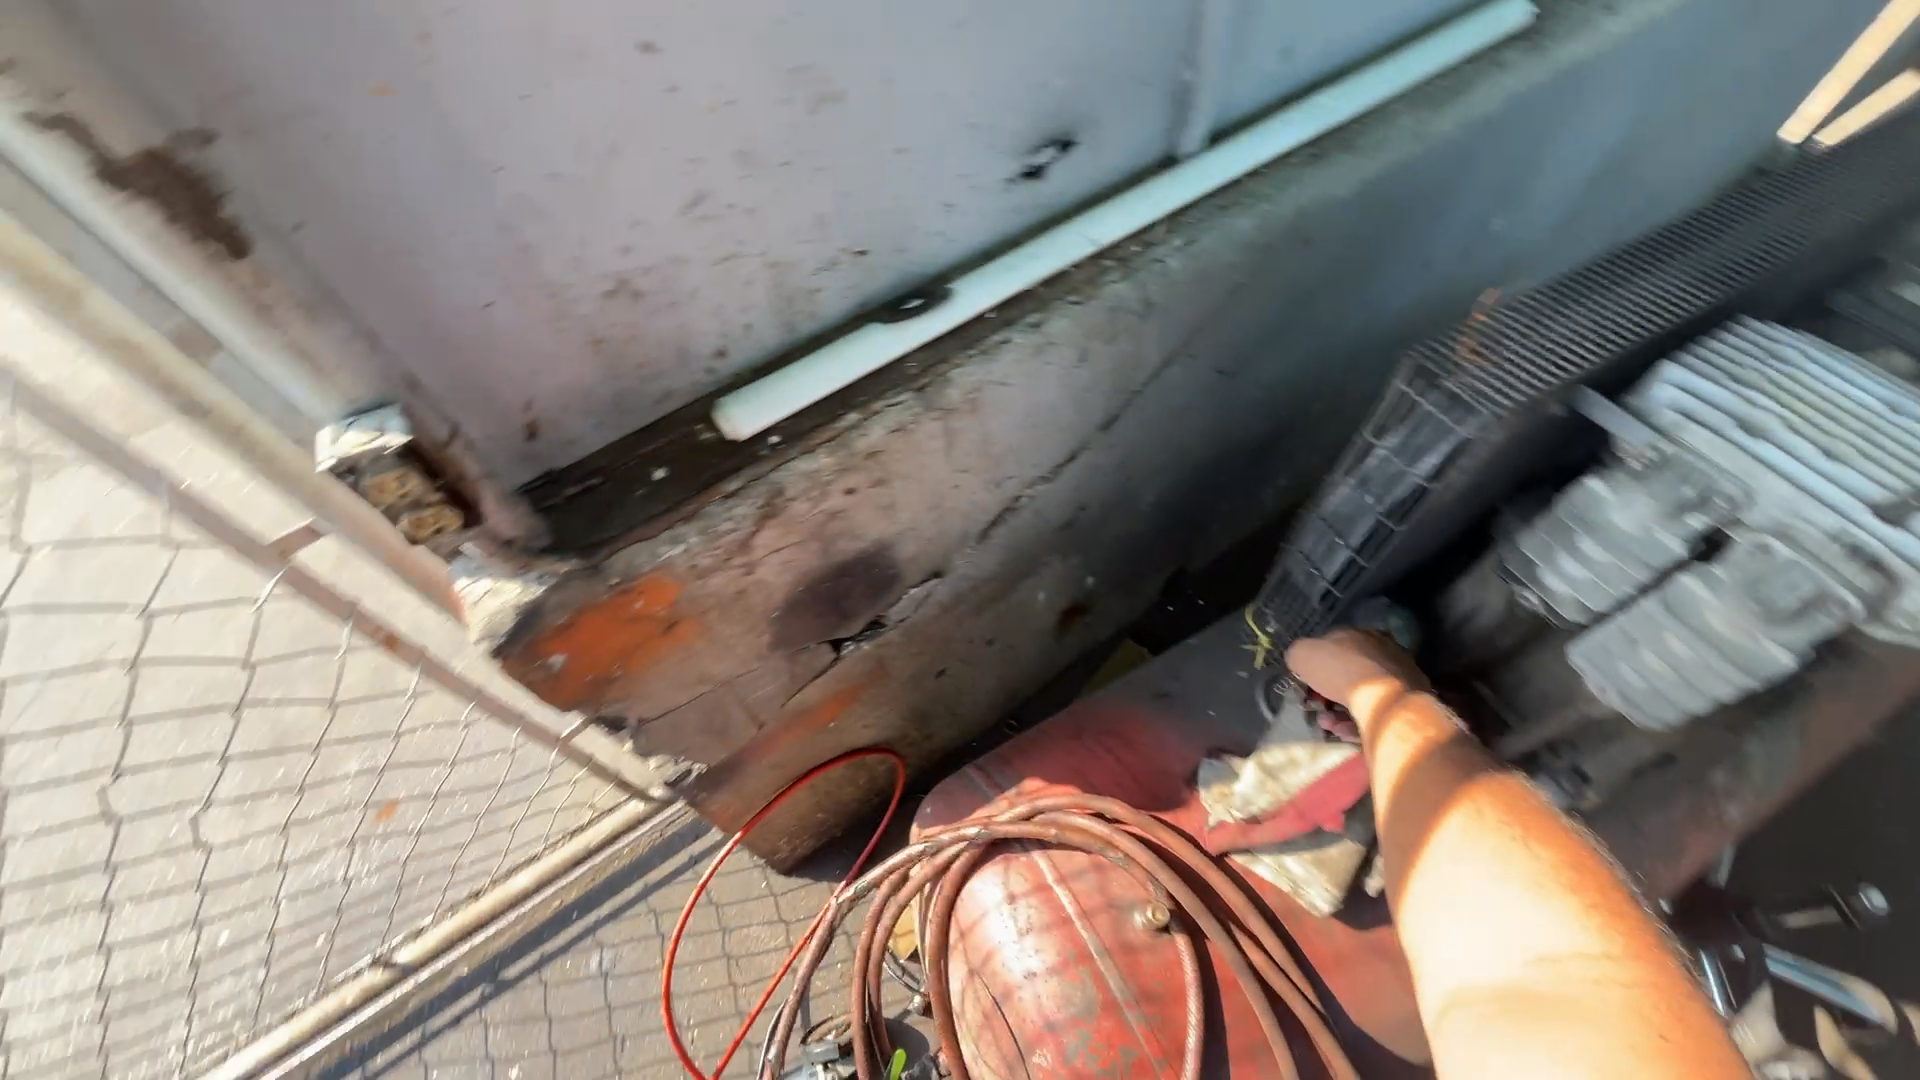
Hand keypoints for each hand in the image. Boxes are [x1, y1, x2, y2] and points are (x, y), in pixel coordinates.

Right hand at [1284, 629, 1426, 719]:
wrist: (1384, 701)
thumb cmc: (1340, 670)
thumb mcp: (1302, 654)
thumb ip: (1297, 654)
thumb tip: (1299, 662)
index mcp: (1362, 634)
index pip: (1334, 645)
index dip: (1316, 664)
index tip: (1306, 683)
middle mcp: (1386, 652)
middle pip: (1348, 673)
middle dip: (1328, 693)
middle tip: (1317, 707)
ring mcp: (1401, 679)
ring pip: (1362, 696)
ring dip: (1340, 712)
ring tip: (1329, 725)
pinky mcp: (1409, 704)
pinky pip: (1376, 712)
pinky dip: (1359, 722)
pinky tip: (1345, 731)